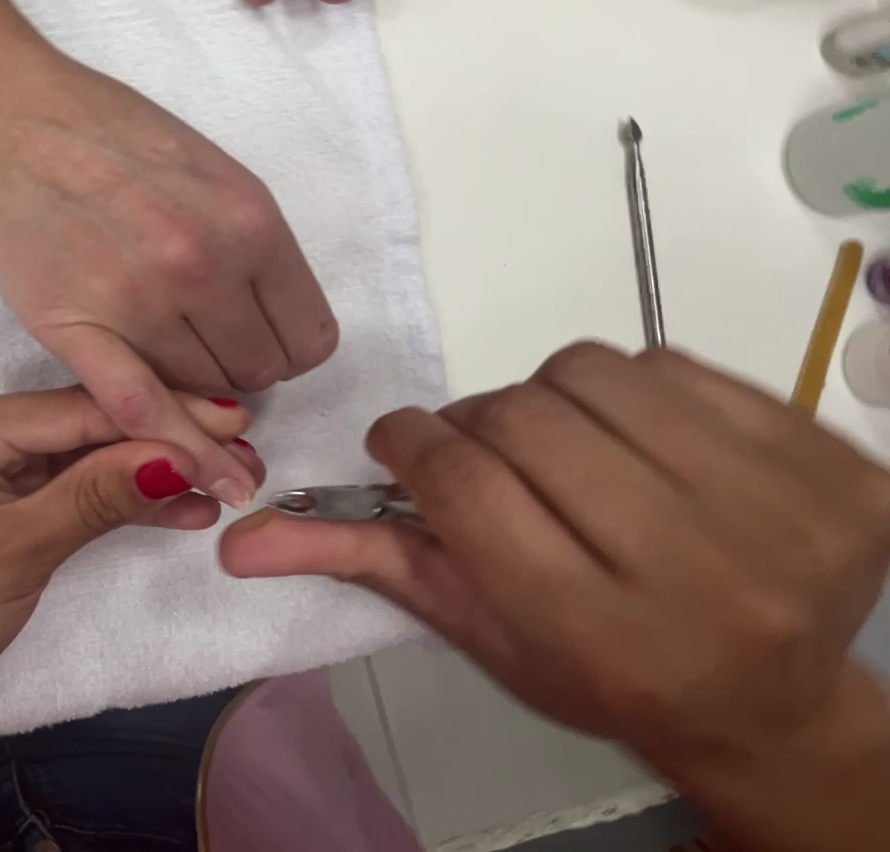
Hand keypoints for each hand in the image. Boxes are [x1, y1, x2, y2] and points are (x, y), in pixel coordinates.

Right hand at [0, 67, 334, 507]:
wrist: (12, 125)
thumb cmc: (108, 132)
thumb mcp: (210, 167)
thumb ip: (250, 244)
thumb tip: (263, 320)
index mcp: (250, 221)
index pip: (306, 337)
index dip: (283, 350)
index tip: (255, 344)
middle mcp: (204, 267)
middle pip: (256, 374)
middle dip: (238, 370)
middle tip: (199, 346)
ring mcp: (137, 302)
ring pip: (200, 393)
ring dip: (191, 388)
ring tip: (157, 351)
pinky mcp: (74, 328)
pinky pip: (136, 408)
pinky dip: (170, 449)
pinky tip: (195, 478)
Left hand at [0, 389, 257, 720]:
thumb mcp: (16, 548)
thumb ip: (93, 496)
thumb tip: (177, 457)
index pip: (76, 409)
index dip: (156, 418)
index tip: (232, 427)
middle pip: (86, 428)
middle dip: (163, 442)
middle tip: (245, 451)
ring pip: (88, 462)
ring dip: (153, 475)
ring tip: (231, 484)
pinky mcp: (11, 510)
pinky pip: (75, 494)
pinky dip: (124, 504)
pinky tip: (184, 511)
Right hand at [220, 343, 889, 847]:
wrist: (765, 698)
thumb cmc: (585, 664)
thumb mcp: (463, 621)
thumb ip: (354, 562)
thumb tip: (234, 544)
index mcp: (593, 622)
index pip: (460, 479)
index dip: (410, 442)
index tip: (403, 445)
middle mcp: (703, 571)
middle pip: (519, 419)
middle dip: (475, 426)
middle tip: (484, 459)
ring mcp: (789, 515)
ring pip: (586, 374)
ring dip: (543, 401)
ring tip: (558, 448)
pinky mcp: (842, 467)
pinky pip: (670, 364)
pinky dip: (623, 390)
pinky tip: (632, 443)